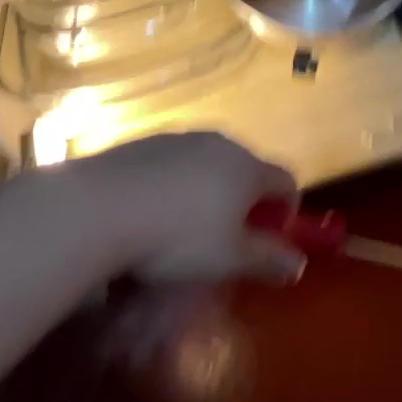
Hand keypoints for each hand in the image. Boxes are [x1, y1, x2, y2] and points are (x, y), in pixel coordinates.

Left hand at [65, 132, 305, 284]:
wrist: (103, 205)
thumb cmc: (179, 236)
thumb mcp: (229, 259)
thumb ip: (267, 259)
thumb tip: (299, 264)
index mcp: (250, 167)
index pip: (286, 179)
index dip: (286, 209)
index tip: (270, 239)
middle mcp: (222, 142)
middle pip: (247, 168)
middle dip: (244, 200)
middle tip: (225, 238)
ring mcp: (182, 137)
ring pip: (209, 163)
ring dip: (208, 191)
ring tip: (182, 228)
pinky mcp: (145, 141)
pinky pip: (173, 163)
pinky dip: (173, 184)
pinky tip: (150, 214)